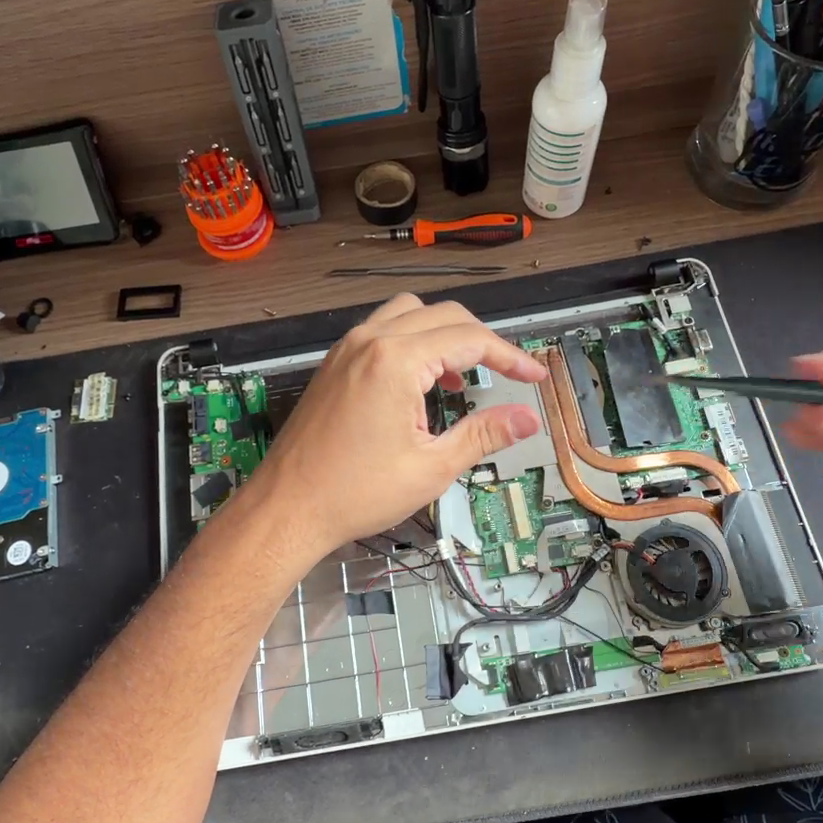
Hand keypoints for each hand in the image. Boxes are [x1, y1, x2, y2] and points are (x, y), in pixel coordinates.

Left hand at [242, 294, 547, 558]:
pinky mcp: (334, 364)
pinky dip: (412, 342)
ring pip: (409, 314)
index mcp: (395, 360)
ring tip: (461, 375)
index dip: (509, 356)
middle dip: (481, 341)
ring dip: (443, 334)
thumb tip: (527, 418)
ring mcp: (347, 349)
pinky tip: (420, 383)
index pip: (469, 339)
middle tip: (507, 374)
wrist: (287, 508)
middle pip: (443, 315)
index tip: (534, 376)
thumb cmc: (355, 493)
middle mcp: (369, 341)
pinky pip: (382, 331)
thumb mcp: (431, 468)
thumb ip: (483, 434)